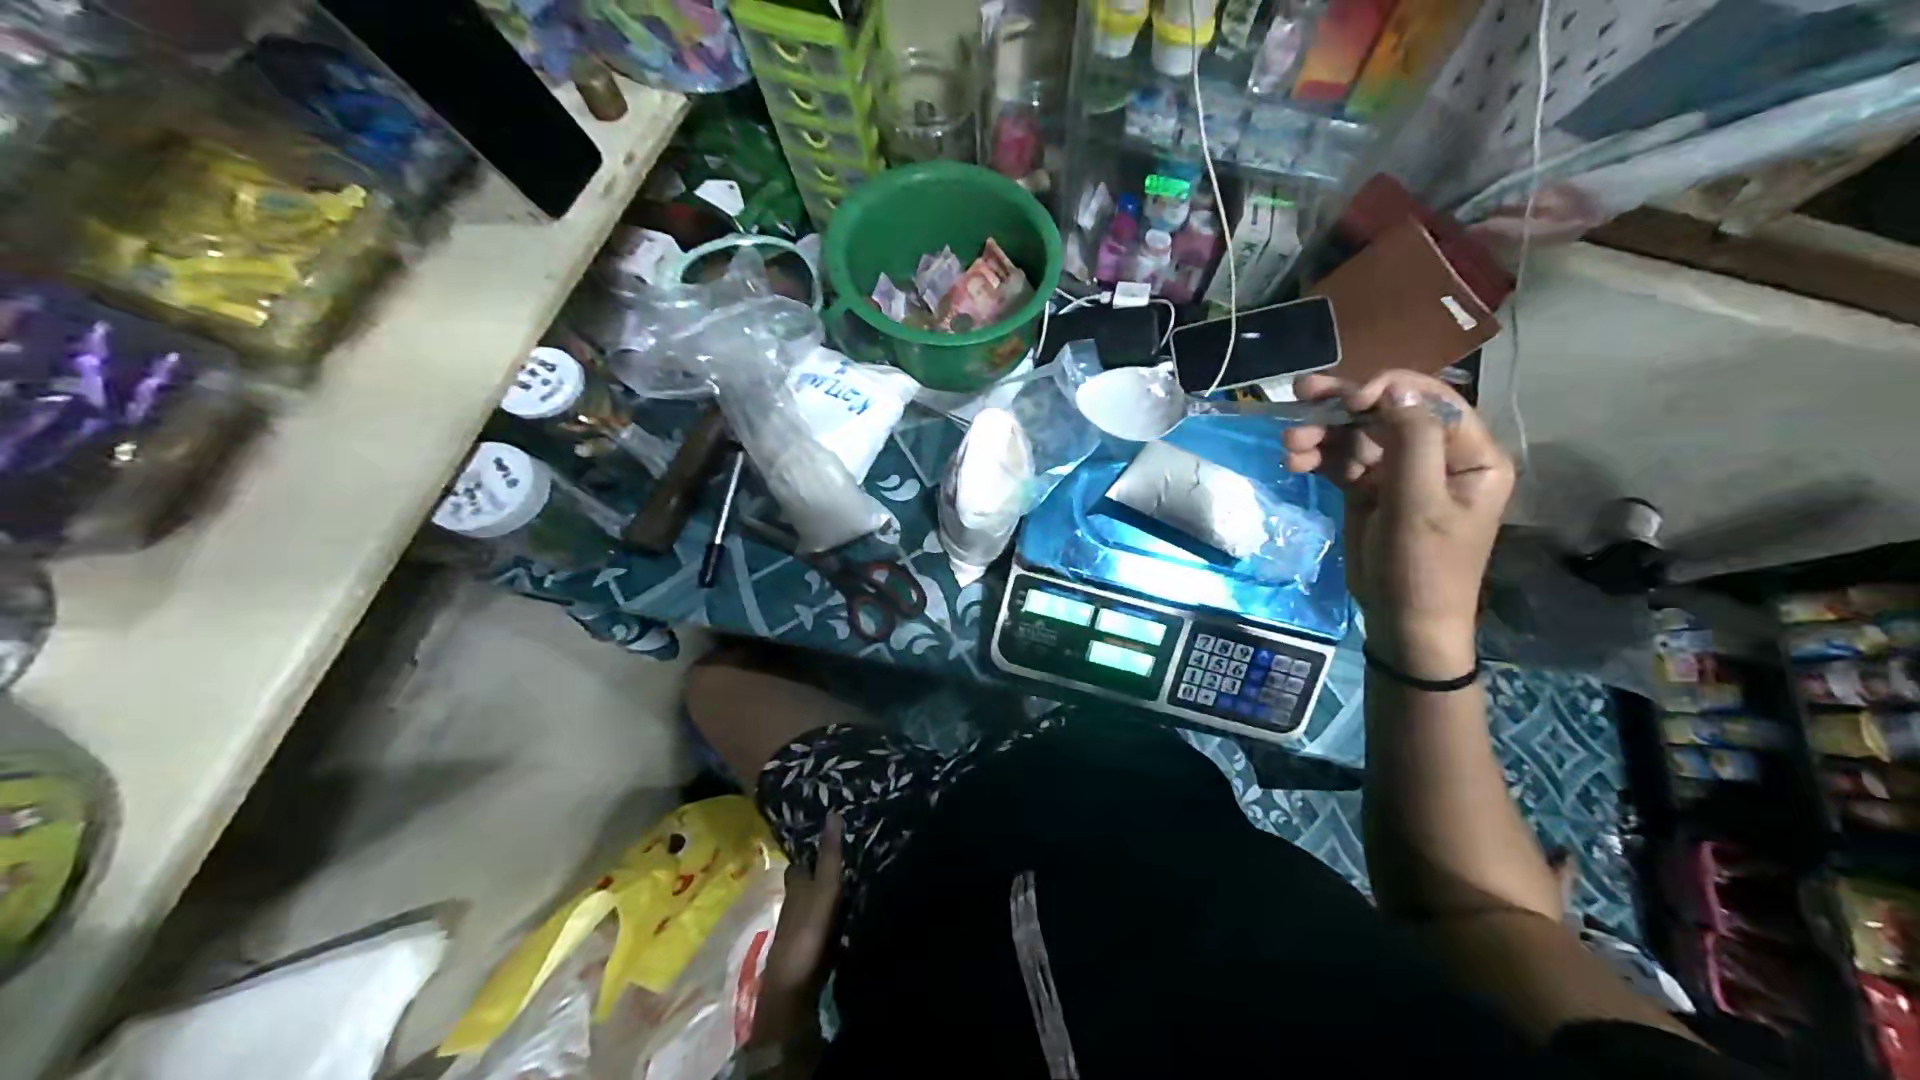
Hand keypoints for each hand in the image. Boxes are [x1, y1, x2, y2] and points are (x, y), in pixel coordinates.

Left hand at [751, 814, 844, 1047]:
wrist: (794, 990)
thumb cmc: (808, 931)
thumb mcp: (824, 888)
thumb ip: (829, 856)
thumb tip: (833, 813)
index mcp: (795, 888)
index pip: (799, 865)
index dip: (810, 854)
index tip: (828, 842)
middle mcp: (793, 907)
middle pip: (805, 887)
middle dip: (819, 877)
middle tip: (846, 864)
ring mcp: (799, 932)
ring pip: (812, 908)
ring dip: (826, 899)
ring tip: (853, 889)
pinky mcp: (809, 954)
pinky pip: (822, 929)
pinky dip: (832, 922)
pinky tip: (848, 922)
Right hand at [1282, 370, 1513, 678]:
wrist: (1402, 620)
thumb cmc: (1423, 565)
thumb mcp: (1420, 503)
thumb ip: (1412, 441)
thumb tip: (1394, 390)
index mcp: (1470, 454)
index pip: (1431, 402)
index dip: (1389, 389)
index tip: (1347, 398)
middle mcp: (1437, 456)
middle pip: (1387, 413)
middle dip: (1343, 405)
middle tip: (1301, 393)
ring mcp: (1399, 472)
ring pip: (1357, 436)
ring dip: (1322, 434)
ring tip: (1289, 444)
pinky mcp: (1369, 490)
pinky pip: (1341, 462)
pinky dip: (1318, 458)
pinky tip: (1294, 463)